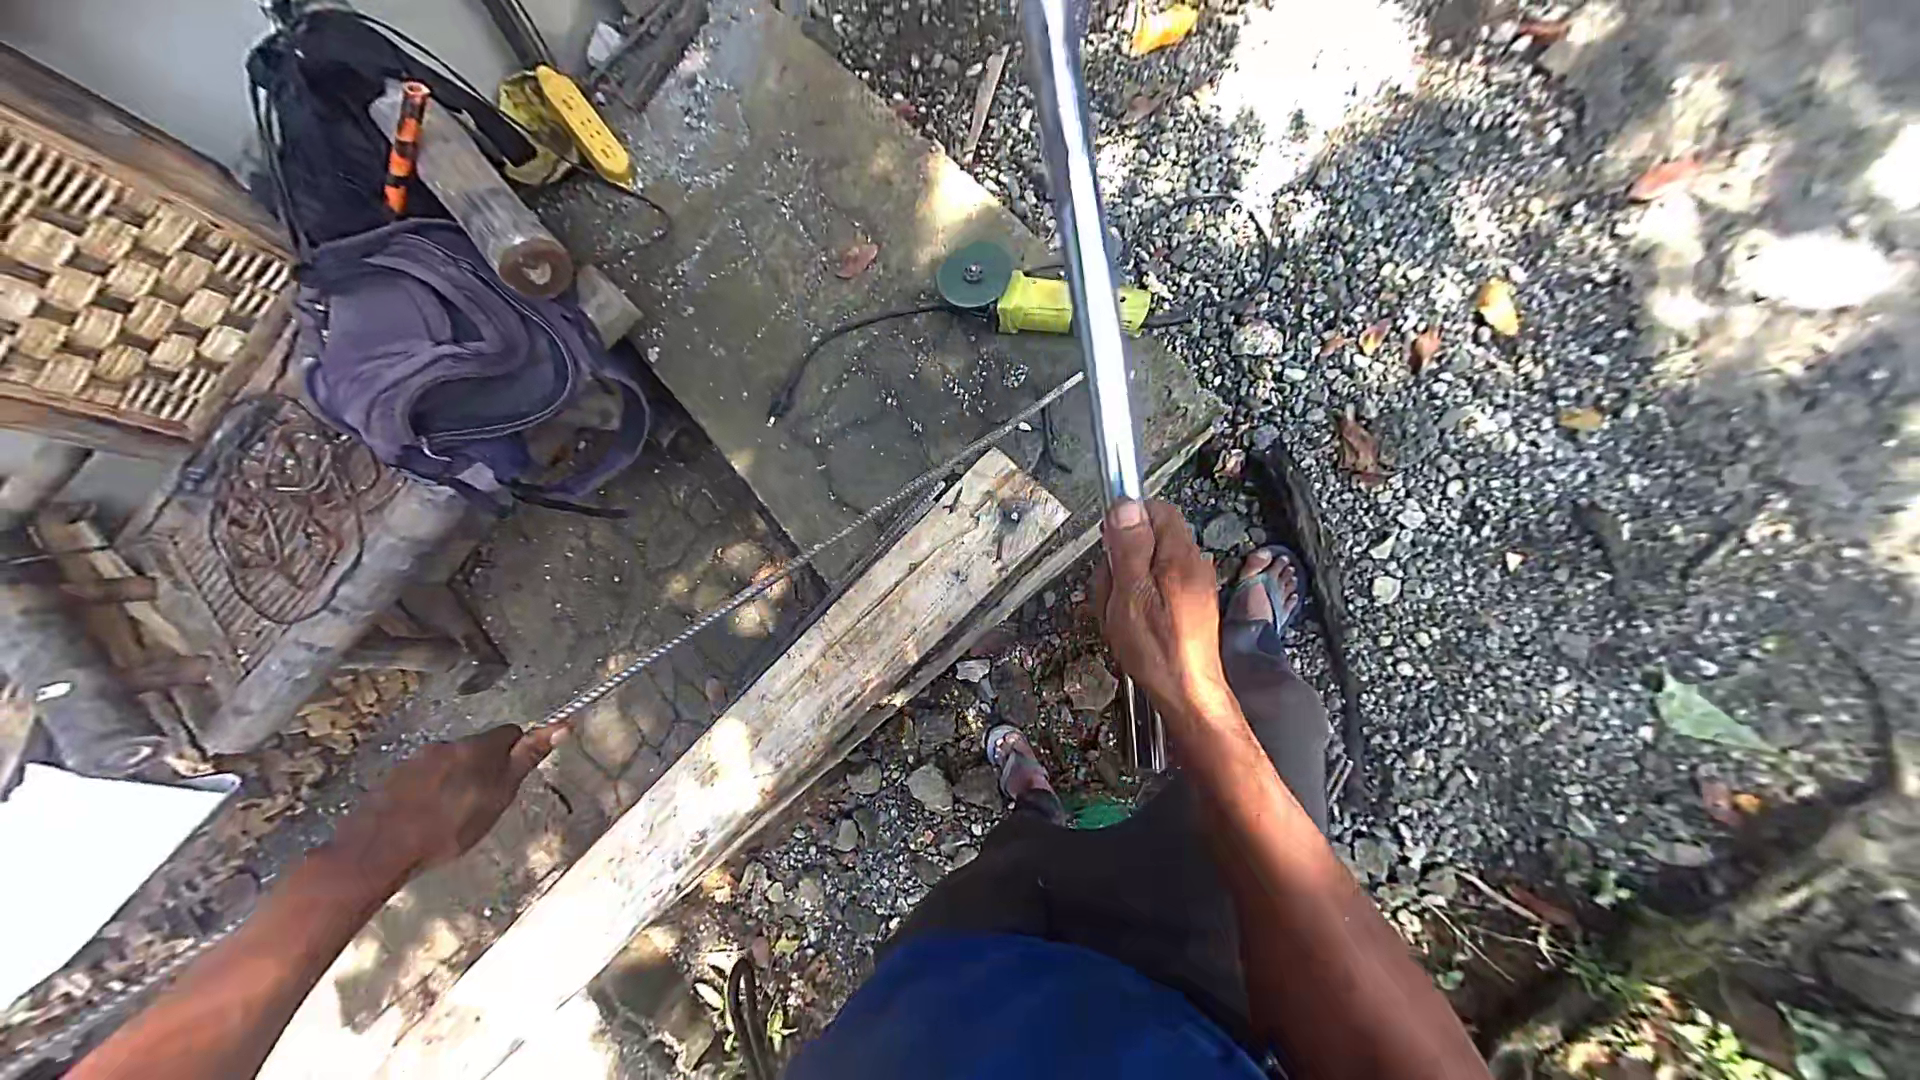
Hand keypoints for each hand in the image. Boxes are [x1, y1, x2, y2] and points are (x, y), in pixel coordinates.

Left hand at [333, 723, 567, 880]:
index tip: (511, 779)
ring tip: (452, 815)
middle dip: (484, 768)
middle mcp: (446, 745)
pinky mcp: (388, 781)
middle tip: (485, 801)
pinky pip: (421, 779)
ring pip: (448, 764)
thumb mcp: (499, 796)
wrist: (373, 854)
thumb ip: (527, 759)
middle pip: (477, 748)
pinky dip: (429, 792)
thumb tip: (562, 725)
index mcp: (477, 746)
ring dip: (455, 780)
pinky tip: (425, 819)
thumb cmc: (447, 826)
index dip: (516, 753)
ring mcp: (413, 762)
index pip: (510, 733)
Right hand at [1092, 499, 1235, 722]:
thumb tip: (1125, 506)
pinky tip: (1130, 623)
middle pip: (1149, 539)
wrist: (1186, 693)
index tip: (1110, 543)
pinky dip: (1137, 600)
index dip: (1128, 519)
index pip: (1157, 509)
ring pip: (1147, 566)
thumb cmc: (1159, 650)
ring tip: (1119, 613)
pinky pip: (1154, 588)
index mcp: (1180, 556)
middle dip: (1121, 559)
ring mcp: (1192, 585)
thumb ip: (1129, 547)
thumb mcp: (1131, 593)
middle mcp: (1192, 565)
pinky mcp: (1187, 604)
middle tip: (1112, 588)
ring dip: (1125, 584)